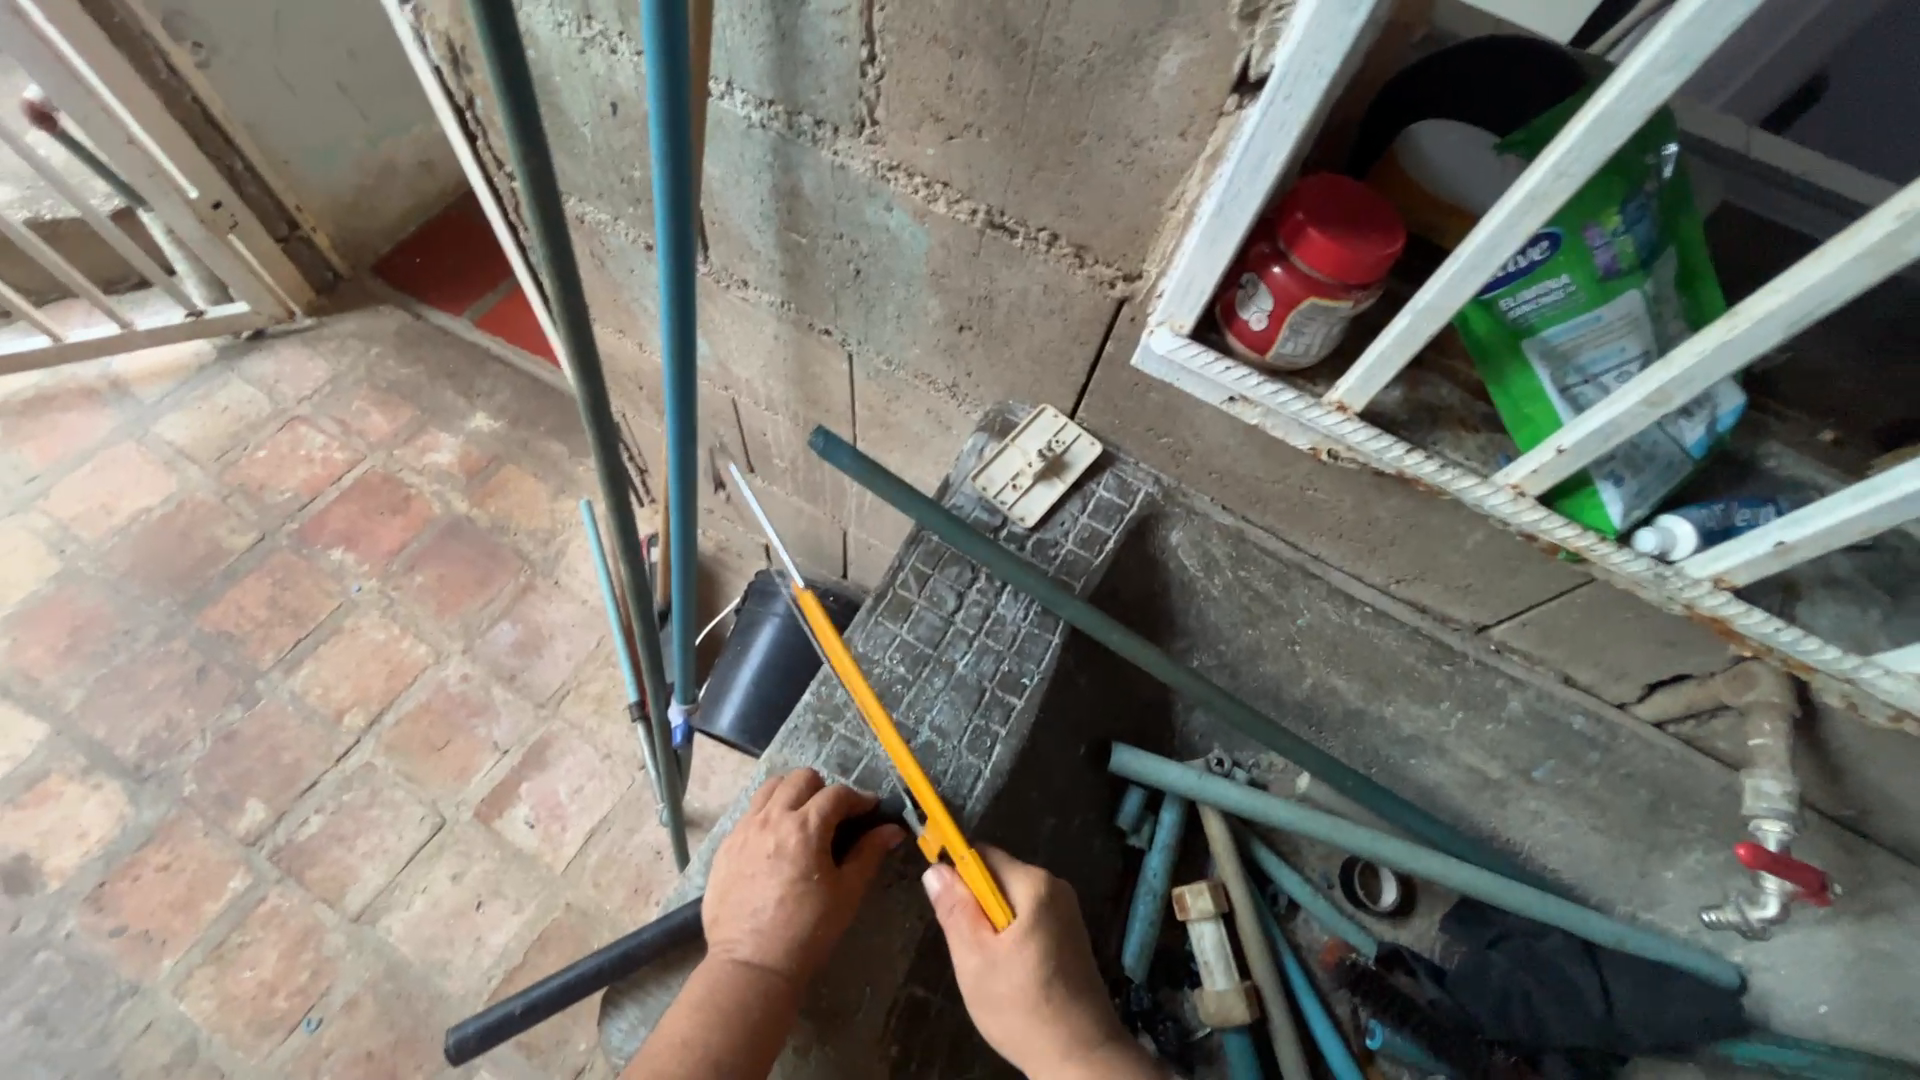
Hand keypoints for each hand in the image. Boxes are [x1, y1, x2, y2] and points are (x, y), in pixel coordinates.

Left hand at [702, 768, 906, 988]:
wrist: (751, 966)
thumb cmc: (807, 931)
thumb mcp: (847, 892)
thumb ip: (869, 853)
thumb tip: (893, 829)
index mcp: (804, 828)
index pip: (837, 793)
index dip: (858, 798)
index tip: (869, 810)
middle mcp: (771, 819)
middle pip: (800, 778)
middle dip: (823, 789)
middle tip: (833, 816)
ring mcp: (743, 830)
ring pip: (770, 788)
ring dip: (792, 794)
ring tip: (802, 820)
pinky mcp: (725, 846)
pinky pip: (749, 813)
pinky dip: (768, 815)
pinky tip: (776, 844)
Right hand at [923, 848, 1150, 1078]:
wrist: (1082, 1058)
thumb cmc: (1023, 1007)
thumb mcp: (975, 960)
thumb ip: (955, 910)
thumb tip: (935, 868)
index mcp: (1034, 884)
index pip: (982, 855)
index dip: (956, 874)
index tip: (945, 907)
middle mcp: (1055, 887)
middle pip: (998, 878)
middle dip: (976, 907)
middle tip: (970, 951)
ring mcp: (1067, 911)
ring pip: (1011, 902)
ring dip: (993, 927)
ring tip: (991, 968)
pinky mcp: (1071, 935)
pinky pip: (1029, 920)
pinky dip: (1013, 939)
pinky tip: (1013, 976)